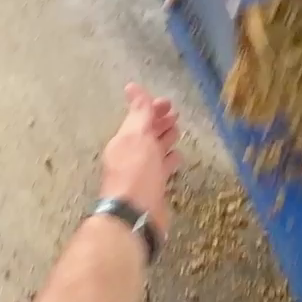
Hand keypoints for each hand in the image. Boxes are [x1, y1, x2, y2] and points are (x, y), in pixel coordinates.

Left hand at [100, 83, 179, 236]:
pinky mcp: (152, 188)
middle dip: (159, 122)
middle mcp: (130, 155)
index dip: (152, 108)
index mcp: (124, 141)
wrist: (135, 215)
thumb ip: (139, 113)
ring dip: (165, 140)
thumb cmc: (136, 174)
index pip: (138, 118)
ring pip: (154, 151)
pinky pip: (161, 169)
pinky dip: (169, 160)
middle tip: (175, 115)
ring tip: (177, 132)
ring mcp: (141, 173)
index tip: (169, 103)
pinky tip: (177, 157)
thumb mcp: (137, 137)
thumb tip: (132, 87)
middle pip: (146, 134)